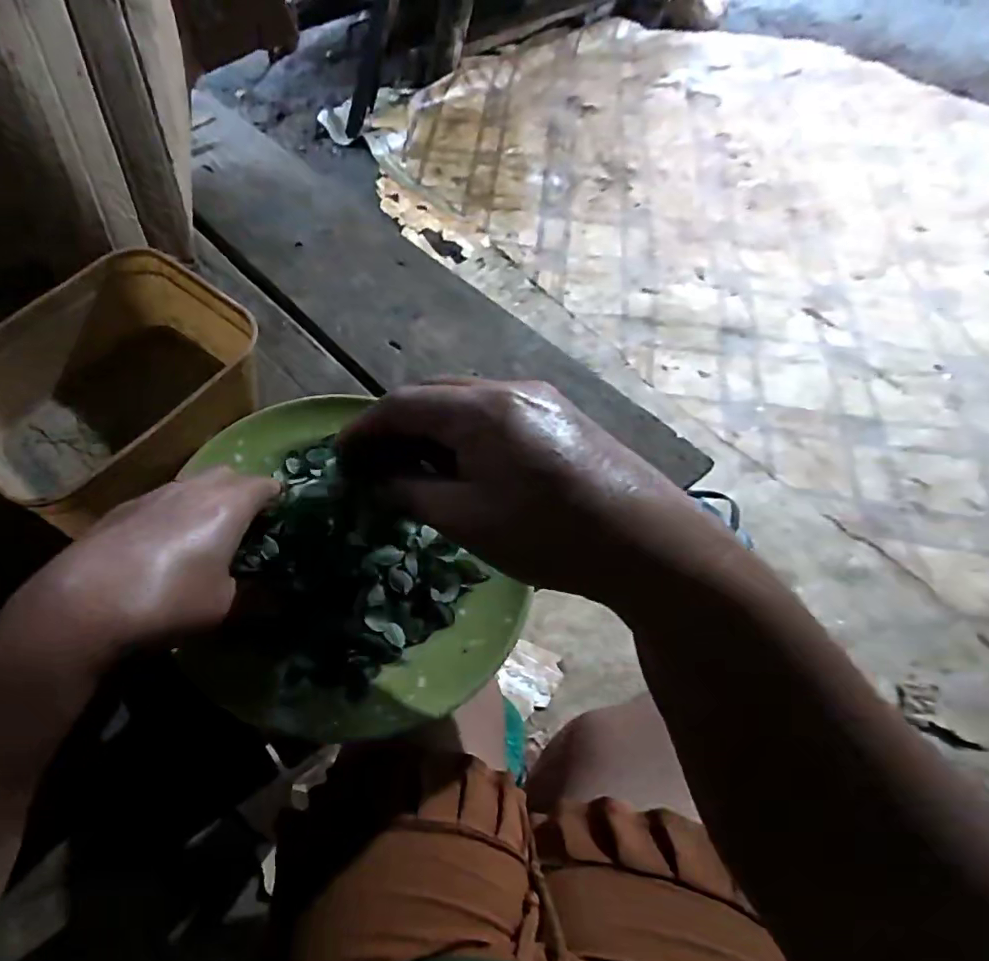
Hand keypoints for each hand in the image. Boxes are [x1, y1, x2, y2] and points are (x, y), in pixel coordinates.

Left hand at [5, 466, 280, 657]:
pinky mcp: (123, 508)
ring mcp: (154, 493)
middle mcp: (193, 488)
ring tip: (207, 537)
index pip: (265, 485)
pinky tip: (163, 546)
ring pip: (192, 484)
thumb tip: (279, 601)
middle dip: (244, 493)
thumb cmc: (168, 601)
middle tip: (249, 528)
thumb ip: (256, 599)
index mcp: (227, 505)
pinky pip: (163, 500)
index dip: (279, 499)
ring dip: (207, 501)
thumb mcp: (223, 608)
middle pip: (229, 475)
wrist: (83, 603)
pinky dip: (175, 513)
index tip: (284, 520)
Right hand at [338, 379, 723, 596]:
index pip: (401, 404)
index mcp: (479, 409)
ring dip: (428, 429)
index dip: (364, 430)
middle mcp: (507, 388)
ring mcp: (538, 397)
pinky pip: (492, 413)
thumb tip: (378, 482)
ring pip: (462, 401)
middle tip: (372, 465)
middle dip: (394, 426)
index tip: (340, 457)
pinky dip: (461, 433)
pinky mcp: (559, 415)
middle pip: (431, 394)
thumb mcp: (466, 520)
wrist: (648, 543)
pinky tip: (460, 466)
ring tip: (411, 469)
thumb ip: (411, 493)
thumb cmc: (549, 535)